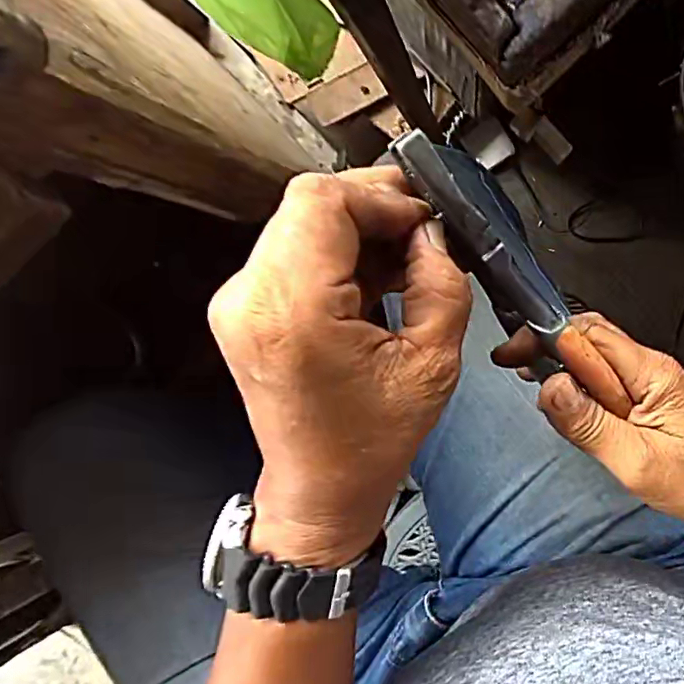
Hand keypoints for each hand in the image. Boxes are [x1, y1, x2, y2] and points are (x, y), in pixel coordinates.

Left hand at [208, 168, 470, 566]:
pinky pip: (297, 252)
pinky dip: (344, 253)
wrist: (322, 485)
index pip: (323, 202)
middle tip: (425, 232)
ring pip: (303, 223)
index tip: (425, 221)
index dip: (382, 198)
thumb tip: (434, 237)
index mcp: (294, 310)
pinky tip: (381, 278)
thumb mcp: (433, 363)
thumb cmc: (373, 439)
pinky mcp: (250, 307)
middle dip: (375, 208)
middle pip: (309, 205)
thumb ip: (441, 286)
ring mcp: (242, 300)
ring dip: (362, 231)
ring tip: (408, 262)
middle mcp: (251, 296)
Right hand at [492, 314, 683, 530]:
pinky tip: (572, 408)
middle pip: (592, 338)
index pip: (590, 335)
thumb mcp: (638, 461)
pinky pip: (610, 383)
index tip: (515, 354)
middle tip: (518, 369)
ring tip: (542, 394)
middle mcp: (653, 368)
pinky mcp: (651, 400)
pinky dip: (585, 390)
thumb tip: (551, 388)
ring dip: (567, 372)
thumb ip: (590, 424)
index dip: (548, 338)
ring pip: (598, 360)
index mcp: (653, 373)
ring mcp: (653, 383)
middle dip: (551, 349)